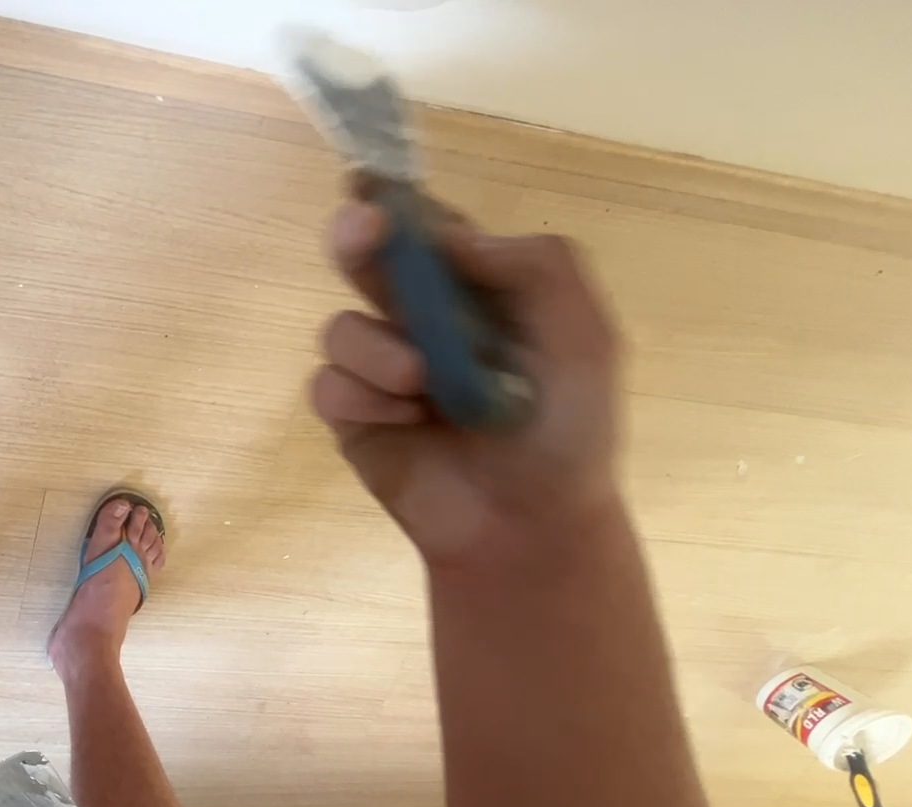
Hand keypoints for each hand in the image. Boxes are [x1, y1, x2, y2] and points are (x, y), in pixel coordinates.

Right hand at [313, 198, 624, 564]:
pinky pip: (327, 386)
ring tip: (420, 386)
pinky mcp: (349, 416)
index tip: (375, 179)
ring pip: (339, 328)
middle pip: (366, 263)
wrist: (525, 522)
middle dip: (358, 238)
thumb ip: (536, 270)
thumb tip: (451, 237)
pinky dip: (361, 398)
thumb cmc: (566, 431)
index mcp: (476, 294)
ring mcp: (376, 371)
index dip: (399, 203)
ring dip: (375, 349)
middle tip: (363, 229)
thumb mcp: (583, 339)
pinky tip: (402, 423)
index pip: (429, 233)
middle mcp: (417, 323)